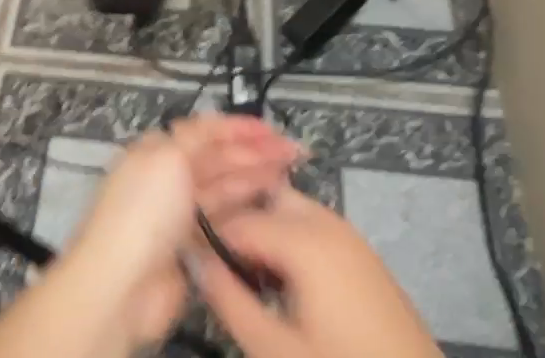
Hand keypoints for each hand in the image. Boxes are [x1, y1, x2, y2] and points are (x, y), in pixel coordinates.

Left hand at [62, 114, 303, 346]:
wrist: (122, 284)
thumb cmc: (142, 213)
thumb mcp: (166, 157)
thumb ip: (193, 136)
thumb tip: (211, 123)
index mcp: (157, 151)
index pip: (204, 131)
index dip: (239, 127)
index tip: (272, 129)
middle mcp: (167, 178)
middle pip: (218, 159)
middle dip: (255, 152)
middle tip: (293, 152)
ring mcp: (178, 214)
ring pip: (223, 189)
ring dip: (254, 179)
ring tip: (288, 174)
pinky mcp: (188, 248)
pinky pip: (222, 223)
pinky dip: (244, 213)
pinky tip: (266, 209)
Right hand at [193, 186, 443, 357]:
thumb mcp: (275, 347)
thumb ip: (229, 300)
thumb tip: (193, 262)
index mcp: (303, 237)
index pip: (235, 217)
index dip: (204, 234)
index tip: (183, 253)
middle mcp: (326, 221)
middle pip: (263, 201)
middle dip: (234, 224)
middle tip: (212, 264)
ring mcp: (349, 235)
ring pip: (288, 211)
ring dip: (261, 233)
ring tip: (243, 276)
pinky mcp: (361, 253)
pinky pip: (312, 228)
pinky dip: (288, 242)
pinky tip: (278, 281)